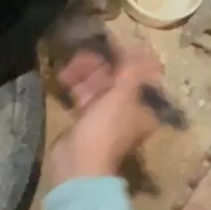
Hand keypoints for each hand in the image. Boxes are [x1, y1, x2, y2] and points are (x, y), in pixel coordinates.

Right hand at [47, 38, 164, 185]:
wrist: (78, 164)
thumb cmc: (105, 129)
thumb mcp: (122, 95)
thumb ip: (132, 70)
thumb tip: (142, 49)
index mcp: (145, 107)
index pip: (141, 75)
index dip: (127, 58)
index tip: (111, 45)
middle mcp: (130, 110)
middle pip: (117, 79)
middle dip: (101, 65)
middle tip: (83, 54)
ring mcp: (107, 116)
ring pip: (99, 86)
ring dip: (85, 74)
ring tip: (70, 69)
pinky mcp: (87, 121)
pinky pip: (85, 97)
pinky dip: (77, 86)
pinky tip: (65, 79)